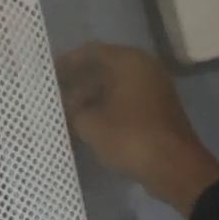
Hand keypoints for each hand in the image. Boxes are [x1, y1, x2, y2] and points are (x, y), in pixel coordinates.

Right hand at [54, 42, 218, 215]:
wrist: (173, 167)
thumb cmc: (128, 136)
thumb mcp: (88, 123)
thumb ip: (71, 108)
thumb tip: (65, 104)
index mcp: (127, 62)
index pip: (89, 52)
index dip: (65, 63)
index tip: (45, 75)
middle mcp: (143, 68)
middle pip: (102, 68)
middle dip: (76, 82)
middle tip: (52, 96)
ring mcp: (153, 88)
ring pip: (113, 85)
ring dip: (89, 97)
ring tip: (65, 113)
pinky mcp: (156, 109)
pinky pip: (123, 100)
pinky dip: (104, 107)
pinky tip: (86, 123)